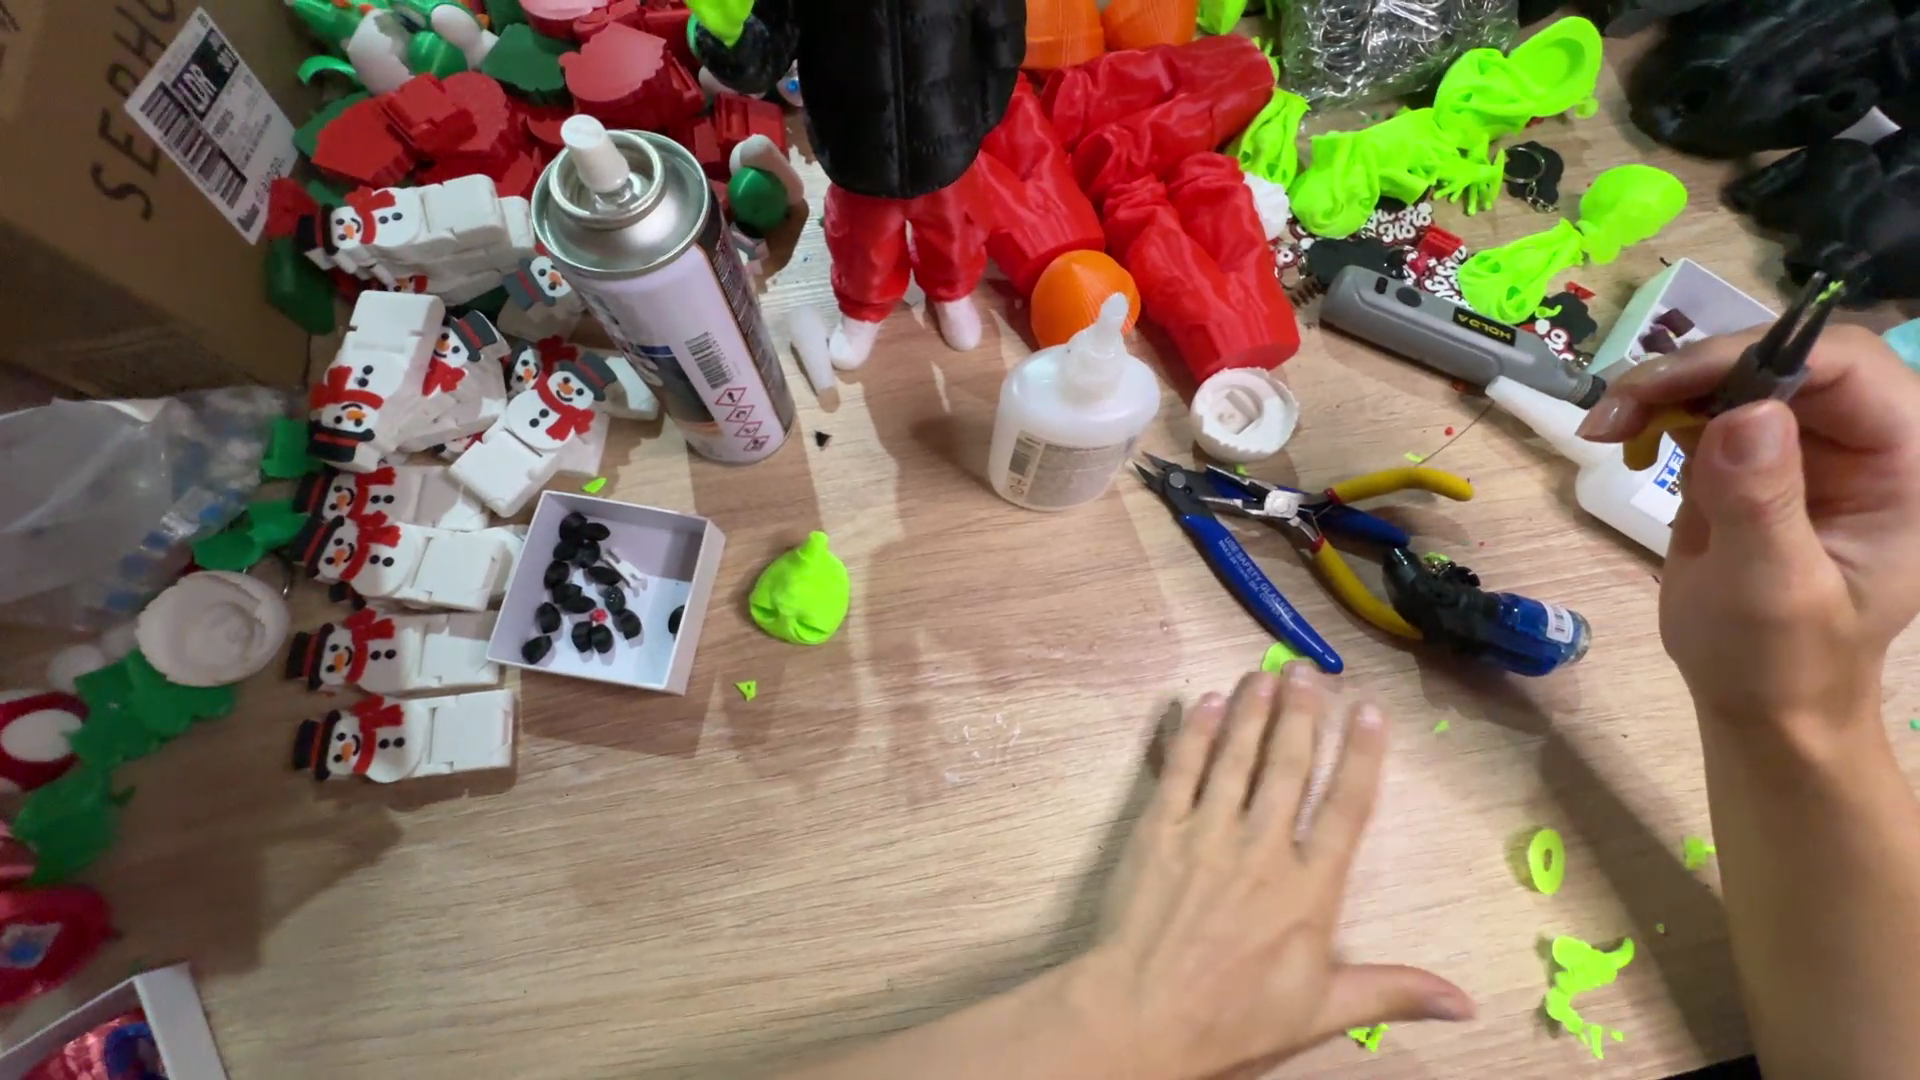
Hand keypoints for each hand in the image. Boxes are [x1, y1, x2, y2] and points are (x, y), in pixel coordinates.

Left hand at [1082, 670, 1473, 1079]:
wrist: (1143, 1009)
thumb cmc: (1234, 1016)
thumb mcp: (1321, 1011)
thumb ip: (1391, 992)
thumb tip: (1467, 1001)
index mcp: (1308, 890)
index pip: (1345, 808)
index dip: (1360, 755)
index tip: (1368, 710)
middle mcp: (1261, 848)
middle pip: (1288, 767)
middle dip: (1300, 714)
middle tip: (1307, 671)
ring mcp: (1206, 831)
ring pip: (1236, 757)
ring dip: (1251, 710)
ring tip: (1264, 673)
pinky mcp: (1159, 826)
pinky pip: (1181, 769)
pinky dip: (1194, 733)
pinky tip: (1203, 701)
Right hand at [1576, 325, 1919, 730]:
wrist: (1757, 693)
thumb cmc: (1778, 653)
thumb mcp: (1770, 586)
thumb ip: (1762, 502)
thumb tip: (1743, 414)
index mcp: (1907, 465)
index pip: (1845, 369)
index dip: (1752, 359)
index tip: (1655, 389)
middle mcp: (1865, 443)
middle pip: (1782, 363)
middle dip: (1689, 374)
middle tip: (1607, 414)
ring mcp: (1803, 451)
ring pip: (1733, 379)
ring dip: (1658, 392)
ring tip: (1602, 430)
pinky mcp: (1748, 463)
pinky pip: (1703, 411)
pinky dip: (1653, 415)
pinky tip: (1621, 440)